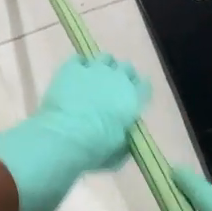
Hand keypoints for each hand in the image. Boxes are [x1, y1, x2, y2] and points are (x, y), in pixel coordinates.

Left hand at [0, 54, 149, 210]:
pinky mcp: (72, 67)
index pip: (145, 86)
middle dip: (122, 75)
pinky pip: (79, 60)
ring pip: (105, 58)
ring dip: (102, 66)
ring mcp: (95, 70)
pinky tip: (75, 75)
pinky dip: (79, 66)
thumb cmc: (95, 150)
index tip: (133, 95)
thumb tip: (122, 132)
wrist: (66, 136)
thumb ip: (125, 137)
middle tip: (112, 86)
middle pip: (126, 68)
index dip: (138, 89)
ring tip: (94, 77)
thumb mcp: (119, 152)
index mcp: (133, 100)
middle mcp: (117, 79)